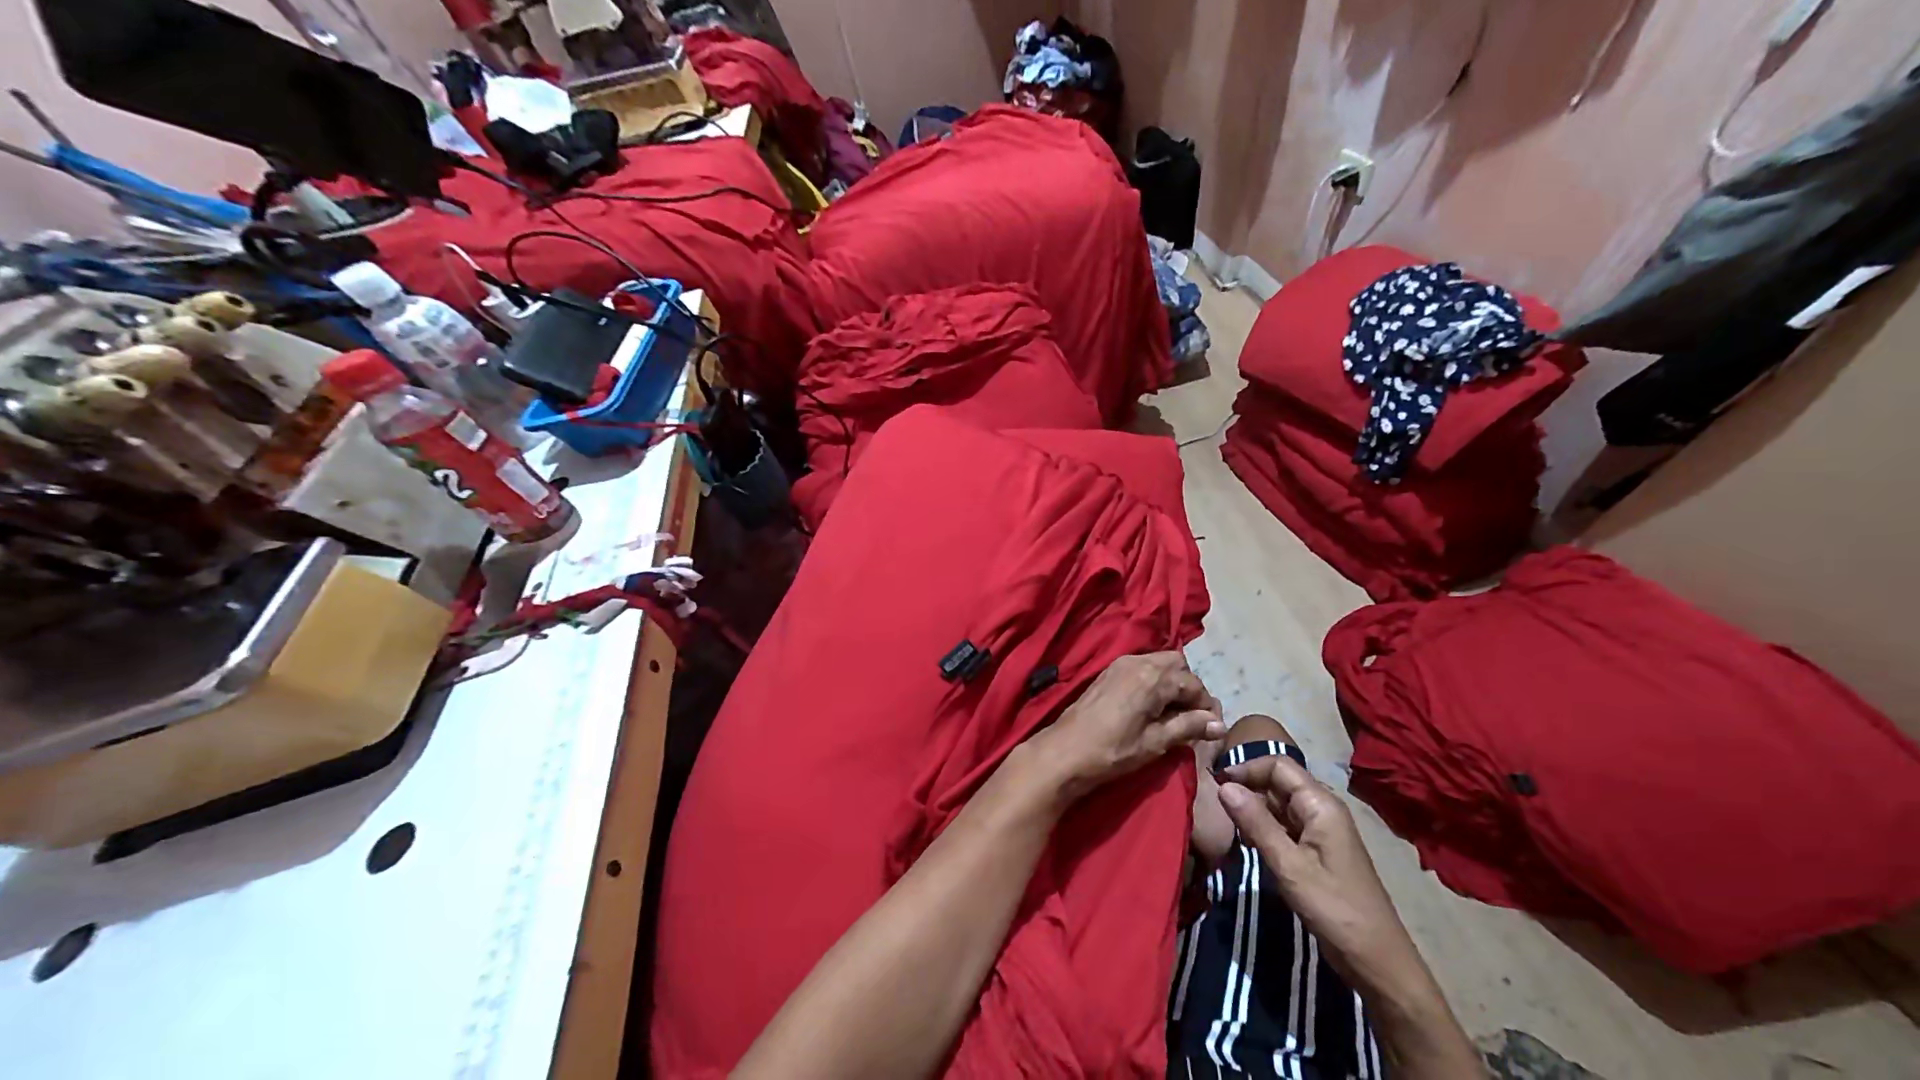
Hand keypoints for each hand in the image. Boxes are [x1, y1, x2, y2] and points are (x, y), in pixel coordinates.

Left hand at [1029, 652, 1224, 800]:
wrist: (1065, 751)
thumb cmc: (1113, 750)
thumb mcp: (1155, 742)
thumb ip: (1188, 727)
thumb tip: (1219, 724)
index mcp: (1152, 676)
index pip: (1192, 683)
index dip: (1205, 705)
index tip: (1210, 728)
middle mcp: (1137, 662)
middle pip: (1177, 664)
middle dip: (1188, 688)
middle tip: (1190, 718)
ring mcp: (1120, 664)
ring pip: (1158, 663)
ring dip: (1171, 684)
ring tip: (1172, 715)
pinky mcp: (1108, 672)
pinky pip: (1141, 667)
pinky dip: (1153, 682)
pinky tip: (1151, 708)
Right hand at [1217, 754, 1422, 988]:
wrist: (1376, 959)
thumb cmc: (1334, 908)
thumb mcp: (1289, 865)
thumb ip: (1256, 823)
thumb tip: (1223, 786)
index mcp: (1321, 804)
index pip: (1278, 765)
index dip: (1245, 768)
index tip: (1215, 783)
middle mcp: (1322, 809)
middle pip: (1278, 781)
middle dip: (1247, 787)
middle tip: (1214, 804)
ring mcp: (1320, 829)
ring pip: (1279, 803)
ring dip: (1253, 808)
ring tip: (1225, 821)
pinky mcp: (1316, 849)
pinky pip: (1284, 824)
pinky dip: (1263, 826)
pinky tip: (1247, 840)